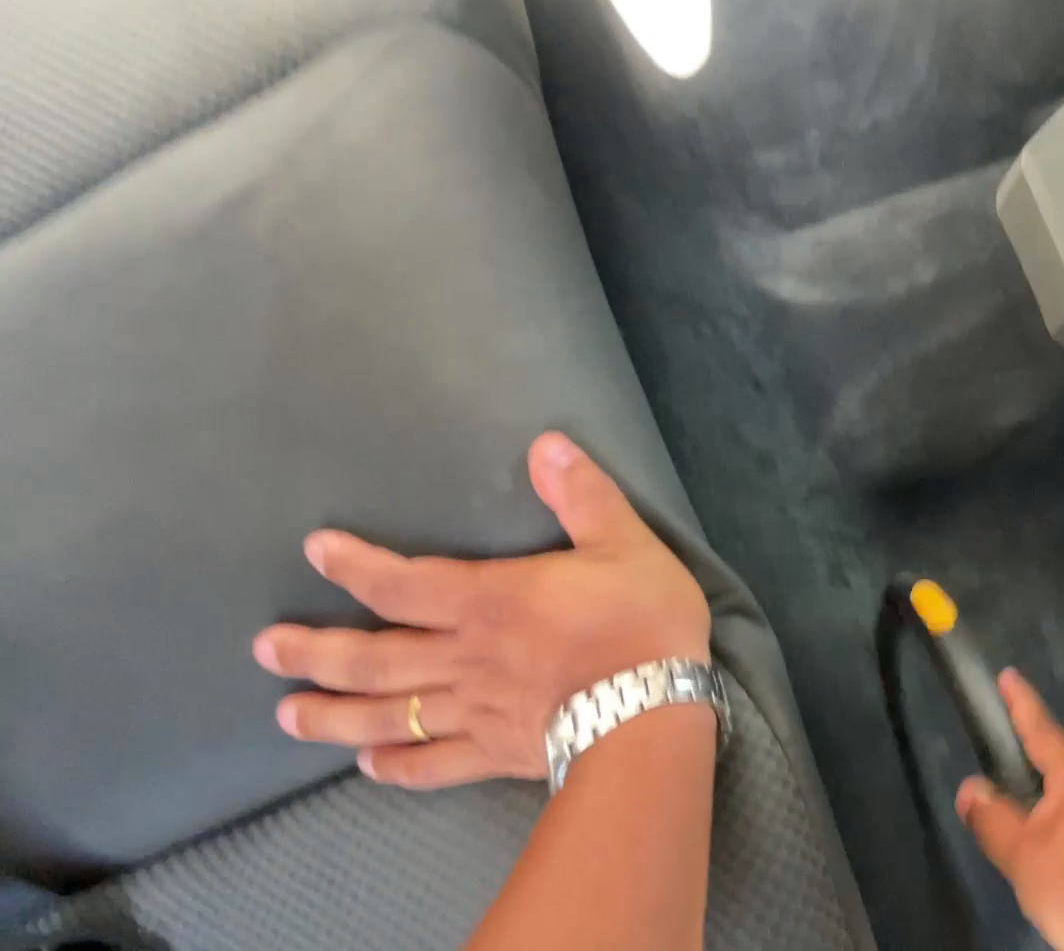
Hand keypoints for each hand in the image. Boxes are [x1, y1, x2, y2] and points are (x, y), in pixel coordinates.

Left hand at [251, 431, 710, 787]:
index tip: (317, 550)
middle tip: (268, 648)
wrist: (652, 709)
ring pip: (388, 714)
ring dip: (333, 713)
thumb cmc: (640, 619)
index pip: (403, 584)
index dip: (356, 566)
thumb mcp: (625, 542)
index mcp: (490, 601)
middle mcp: (465, 657)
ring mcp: (476, 711)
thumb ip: (583, 495)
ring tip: (286, 713)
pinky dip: (397, 764)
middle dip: (317, 651)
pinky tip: (369, 764)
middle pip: (375, 657)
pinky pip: (434, 763)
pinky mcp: (497, 752)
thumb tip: (545, 443)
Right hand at [956, 671, 1063, 950]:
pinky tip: (1043, 828)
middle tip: (999, 736)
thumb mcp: (1021, 855)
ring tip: (1014, 790)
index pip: (1042, 727)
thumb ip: (991, 816)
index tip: (1007, 674)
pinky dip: (1057, 807)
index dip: (1021, 701)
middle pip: (1056, 754)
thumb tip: (970, 788)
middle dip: (1028, 745)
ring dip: (1042, 783)